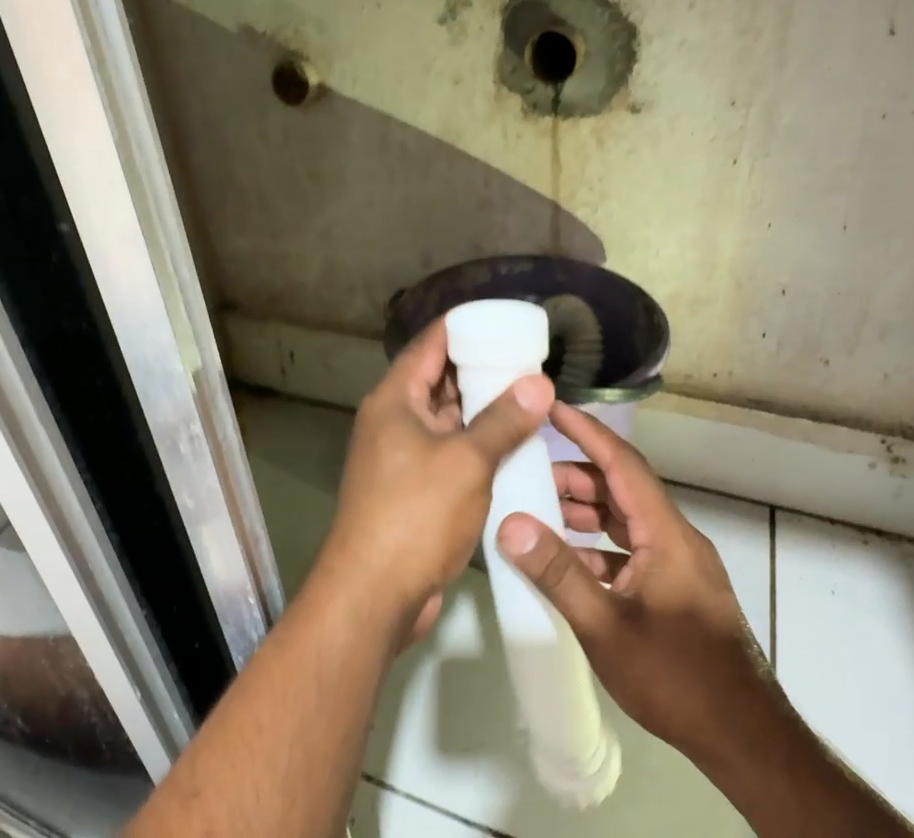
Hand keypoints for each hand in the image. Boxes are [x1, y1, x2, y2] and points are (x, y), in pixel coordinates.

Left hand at [315, 319, 554, 638]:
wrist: (374, 594)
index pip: (430, 345)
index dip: (465, 327)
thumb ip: (503, 420)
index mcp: (394, 401)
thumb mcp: (466, 461)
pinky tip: (515, 447)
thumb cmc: (415, 515)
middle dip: (482, 369)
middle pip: (439, 381)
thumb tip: (539, 382)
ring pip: (447, 421)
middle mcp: (393, 422)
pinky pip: (450, 454)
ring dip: (484, 411)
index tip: (506, 320)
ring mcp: (401, 458)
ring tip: (533, 398)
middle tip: (531, 361)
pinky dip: (478, 447)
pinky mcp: (414, 491)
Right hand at [496, 402, 765, 763]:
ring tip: (538, 517)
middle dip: (574, 478)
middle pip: (622, 490)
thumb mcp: (606, 626)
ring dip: (585, 515)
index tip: (550, 407)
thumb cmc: (676, 676)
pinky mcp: (678, 592)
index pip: (622, 463)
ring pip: (627, 522)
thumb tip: (510, 523)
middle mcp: (676, 539)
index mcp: (666, 534)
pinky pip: (632, 553)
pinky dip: (598, 549)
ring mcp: (680, 568)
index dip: (585, 430)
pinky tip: (568, 566)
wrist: (743, 736)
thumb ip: (557, 572)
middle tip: (525, 477)